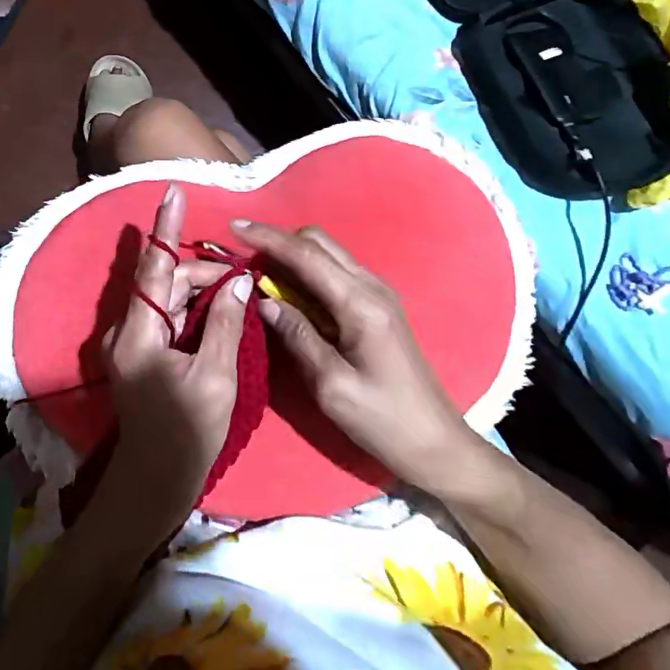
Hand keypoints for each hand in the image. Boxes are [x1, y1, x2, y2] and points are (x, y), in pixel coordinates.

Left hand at [102, 184, 248, 519]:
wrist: (154, 480)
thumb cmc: (187, 432)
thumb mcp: (215, 376)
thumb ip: (224, 322)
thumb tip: (239, 281)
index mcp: (138, 333)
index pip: (153, 266)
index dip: (165, 227)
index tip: (172, 191)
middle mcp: (127, 329)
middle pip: (165, 281)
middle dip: (203, 271)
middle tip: (243, 275)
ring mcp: (131, 340)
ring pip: (167, 296)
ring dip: (200, 289)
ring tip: (236, 288)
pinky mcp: (140, 351)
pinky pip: (167, 315)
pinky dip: (192, 306)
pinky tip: (219, 306)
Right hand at [233, 221, 483, 495]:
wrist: (435, 441)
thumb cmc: (382, 420)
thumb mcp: (331, 385)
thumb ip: (297, 336)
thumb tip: (263, 300)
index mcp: (360, 303)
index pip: (306, 255)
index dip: (268, 238)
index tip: (234, 228)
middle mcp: (371, 286)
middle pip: (319, 242)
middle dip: (279, 241)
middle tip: (243, 258)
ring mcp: (378, 293)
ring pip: (327, 254)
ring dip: (292, 255)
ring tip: (258, 273)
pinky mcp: (377, 305)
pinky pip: (336, 272)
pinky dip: (307, 271)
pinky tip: (288, 291)